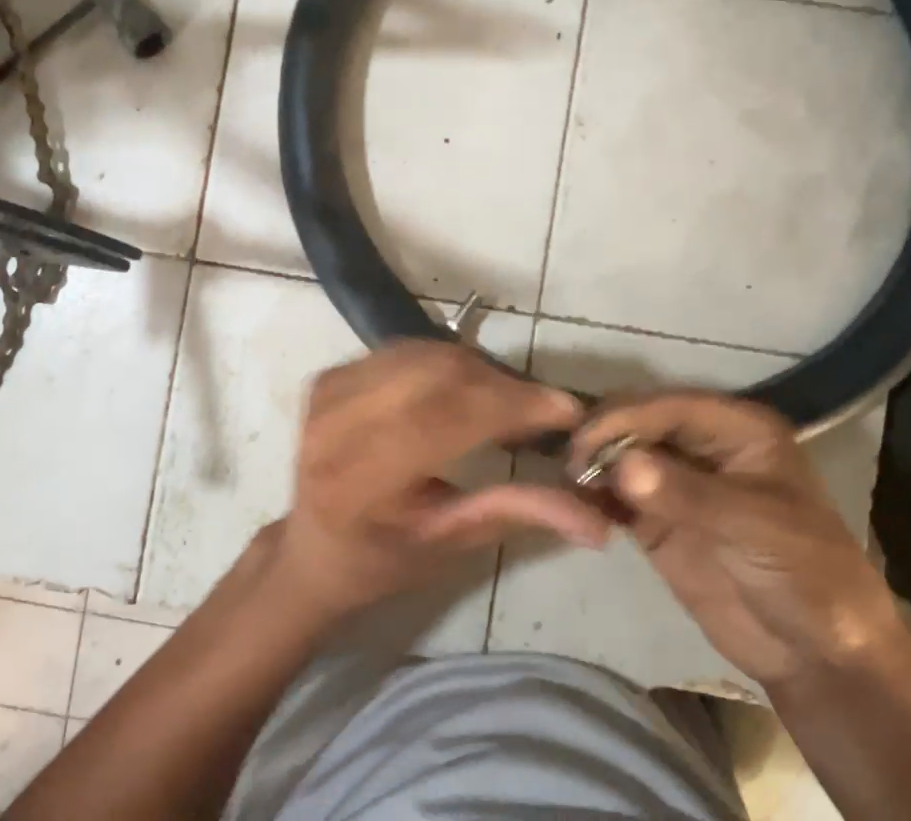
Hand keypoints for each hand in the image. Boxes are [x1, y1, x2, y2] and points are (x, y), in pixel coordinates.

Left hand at [274, 341, 610, 619]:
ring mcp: (325, 395)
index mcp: (359, 481)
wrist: (312, 548)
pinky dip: (444, 364)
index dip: (510, 406)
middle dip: (501, 386)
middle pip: (435, 376)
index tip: (565, 411)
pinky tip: (466, 390)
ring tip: (507, 403)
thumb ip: (517, 513)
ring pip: (422, 355)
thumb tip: (599, 521)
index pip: (444, 420)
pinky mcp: (326, 378)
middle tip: (541, 410)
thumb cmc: (382, 558)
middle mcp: (334, 427)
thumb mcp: (450, 546)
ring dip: (477, 371)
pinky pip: (402, 351)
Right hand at [570, 393, 900, 687]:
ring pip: (618, 458)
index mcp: (738, 430)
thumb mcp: (754, 528)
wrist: (819, 655)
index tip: (583, 443)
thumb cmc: (807, 576)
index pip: (667, 406)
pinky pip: (613, 498)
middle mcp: (702, 446)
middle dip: (600, 438)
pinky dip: (591, 499)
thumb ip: (686, 494)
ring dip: (590, 467)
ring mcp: (676, 485)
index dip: (623, 418)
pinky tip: (571, 509)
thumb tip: (621, 466)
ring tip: (564, 488)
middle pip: (636, 424)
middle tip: (568, 468)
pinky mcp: (656, 522)